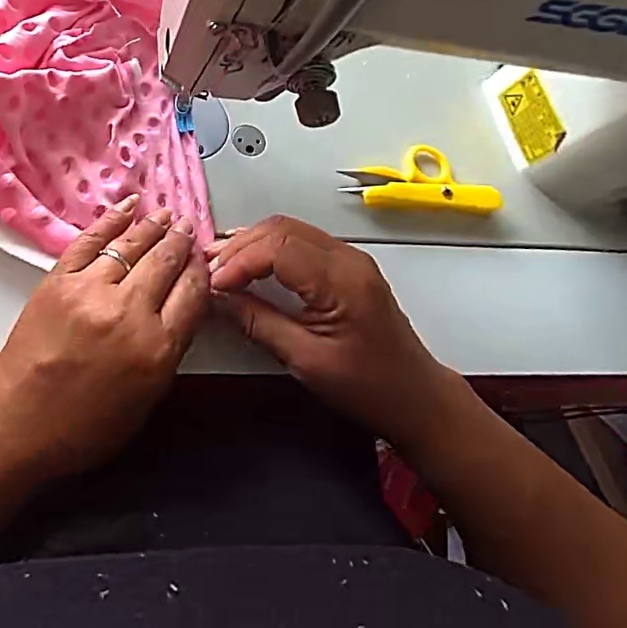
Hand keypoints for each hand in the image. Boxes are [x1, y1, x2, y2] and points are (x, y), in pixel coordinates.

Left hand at [0, 196, 208, 481]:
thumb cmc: (83, 426)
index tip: (203, 256)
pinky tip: (129, 208)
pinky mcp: (60, 279)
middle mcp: (129, 312)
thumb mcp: (146, 399)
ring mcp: (91, 290)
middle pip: (165, 263)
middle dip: (180, 241)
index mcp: (156, 348)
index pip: (192, 292)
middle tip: (187, 227)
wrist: (18, 422)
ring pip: (131, 246)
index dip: (201, 269)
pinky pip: (91, 240)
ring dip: (152, 227)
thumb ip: (168, 350)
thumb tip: (181, 308)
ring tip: (165, 215)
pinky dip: (112, 220)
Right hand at [208, 215, 473, 450]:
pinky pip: (301, 241)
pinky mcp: (348, 264)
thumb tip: (219, 298)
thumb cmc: (367, 387)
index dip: (239, 260)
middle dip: (240, 245)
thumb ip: (259, 323)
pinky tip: (251, 263)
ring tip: (222, 263)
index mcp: (341, 280)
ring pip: (290, 229)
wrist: (417, 398)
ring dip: (253, 242)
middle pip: (282, 229)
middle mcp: (348, 257)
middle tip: (209, 266)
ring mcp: (350, 257)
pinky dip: (271, 247)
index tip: (214, 282)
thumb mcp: (305, 361)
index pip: (278, 248)